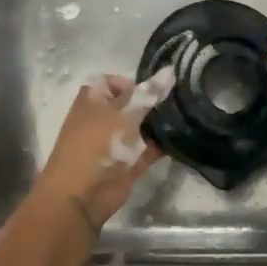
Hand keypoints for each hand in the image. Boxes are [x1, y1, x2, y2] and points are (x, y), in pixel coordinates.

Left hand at [35, 69, 174, 233]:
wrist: (81, 196)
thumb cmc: (98, 146)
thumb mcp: (124, 114)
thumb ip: (148, 94)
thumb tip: (170, 70)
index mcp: (93, 101)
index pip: (110, 81)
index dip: (130, 82)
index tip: (151, 90)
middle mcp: (102, 119)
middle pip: (129, 104)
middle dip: (151, 103)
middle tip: (176, 101)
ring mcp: (115, 142)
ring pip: (140, 127)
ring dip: (158, 124)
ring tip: (185, 117)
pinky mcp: (127, 164)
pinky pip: (147, 149)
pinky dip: (161, 145)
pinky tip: (181, 139)